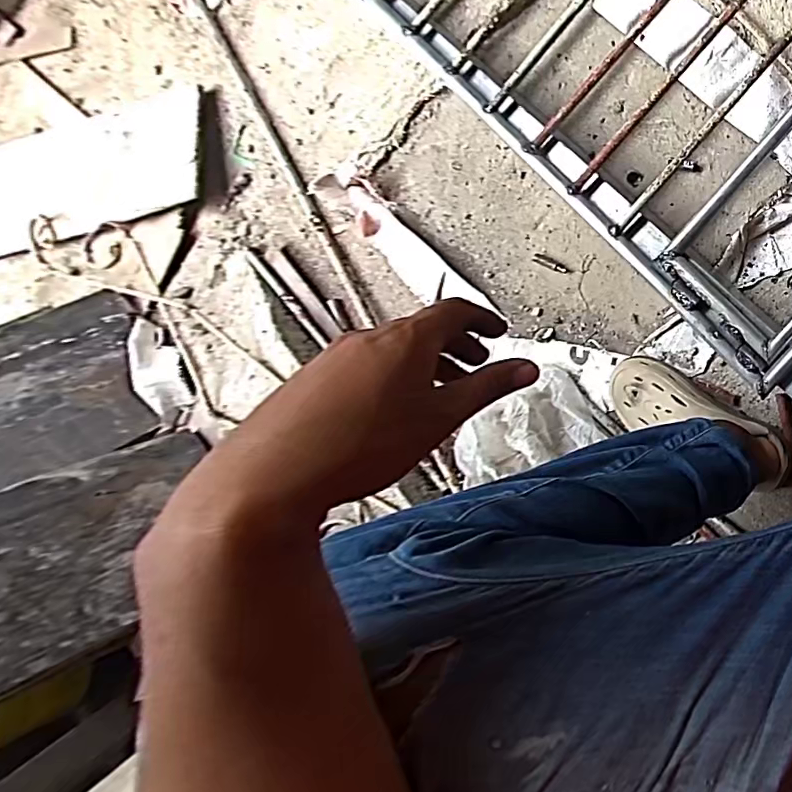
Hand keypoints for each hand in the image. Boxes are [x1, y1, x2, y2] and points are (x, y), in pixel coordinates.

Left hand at [170, 299, 538, 530]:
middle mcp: (367, 341)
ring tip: (439, 392)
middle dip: (457, 344)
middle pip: (424, 329)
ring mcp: (334, 360)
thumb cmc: (355, 447)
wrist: (267, 481)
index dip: (483, 319)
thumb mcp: (443, 416)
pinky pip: (364, 366)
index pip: (455, 311)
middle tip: (476, 362)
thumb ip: (489, 387)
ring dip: (425, 362)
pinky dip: (392, 376)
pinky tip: (393, 411)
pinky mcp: (311, 382)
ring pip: (393, 349)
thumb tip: (523, 369)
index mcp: (405, 340)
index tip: (495, 330)